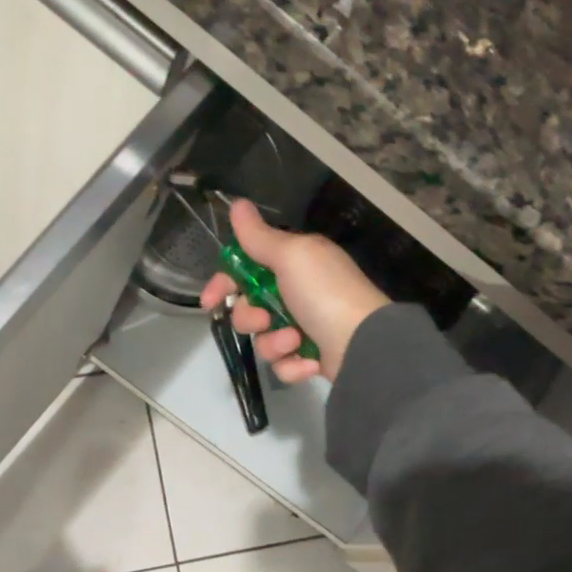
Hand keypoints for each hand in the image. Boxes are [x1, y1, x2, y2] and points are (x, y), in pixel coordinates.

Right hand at [198, 198, 390, 383]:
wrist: (362, 344)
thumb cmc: (325, 294)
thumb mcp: (292, 257)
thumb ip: (260, 237)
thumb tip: (237, 205)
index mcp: (294, 264)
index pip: (246, 270)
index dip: (224, 283)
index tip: (209, 301)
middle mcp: (297, 293)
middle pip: (249, 308)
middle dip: (250, 318)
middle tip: (265, 320)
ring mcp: (304, 327)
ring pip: (263, 340)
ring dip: (274, 343)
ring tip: (296, 342)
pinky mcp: (309, 358)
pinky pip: (282, 365)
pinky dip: (292, 366)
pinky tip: (309, 362)